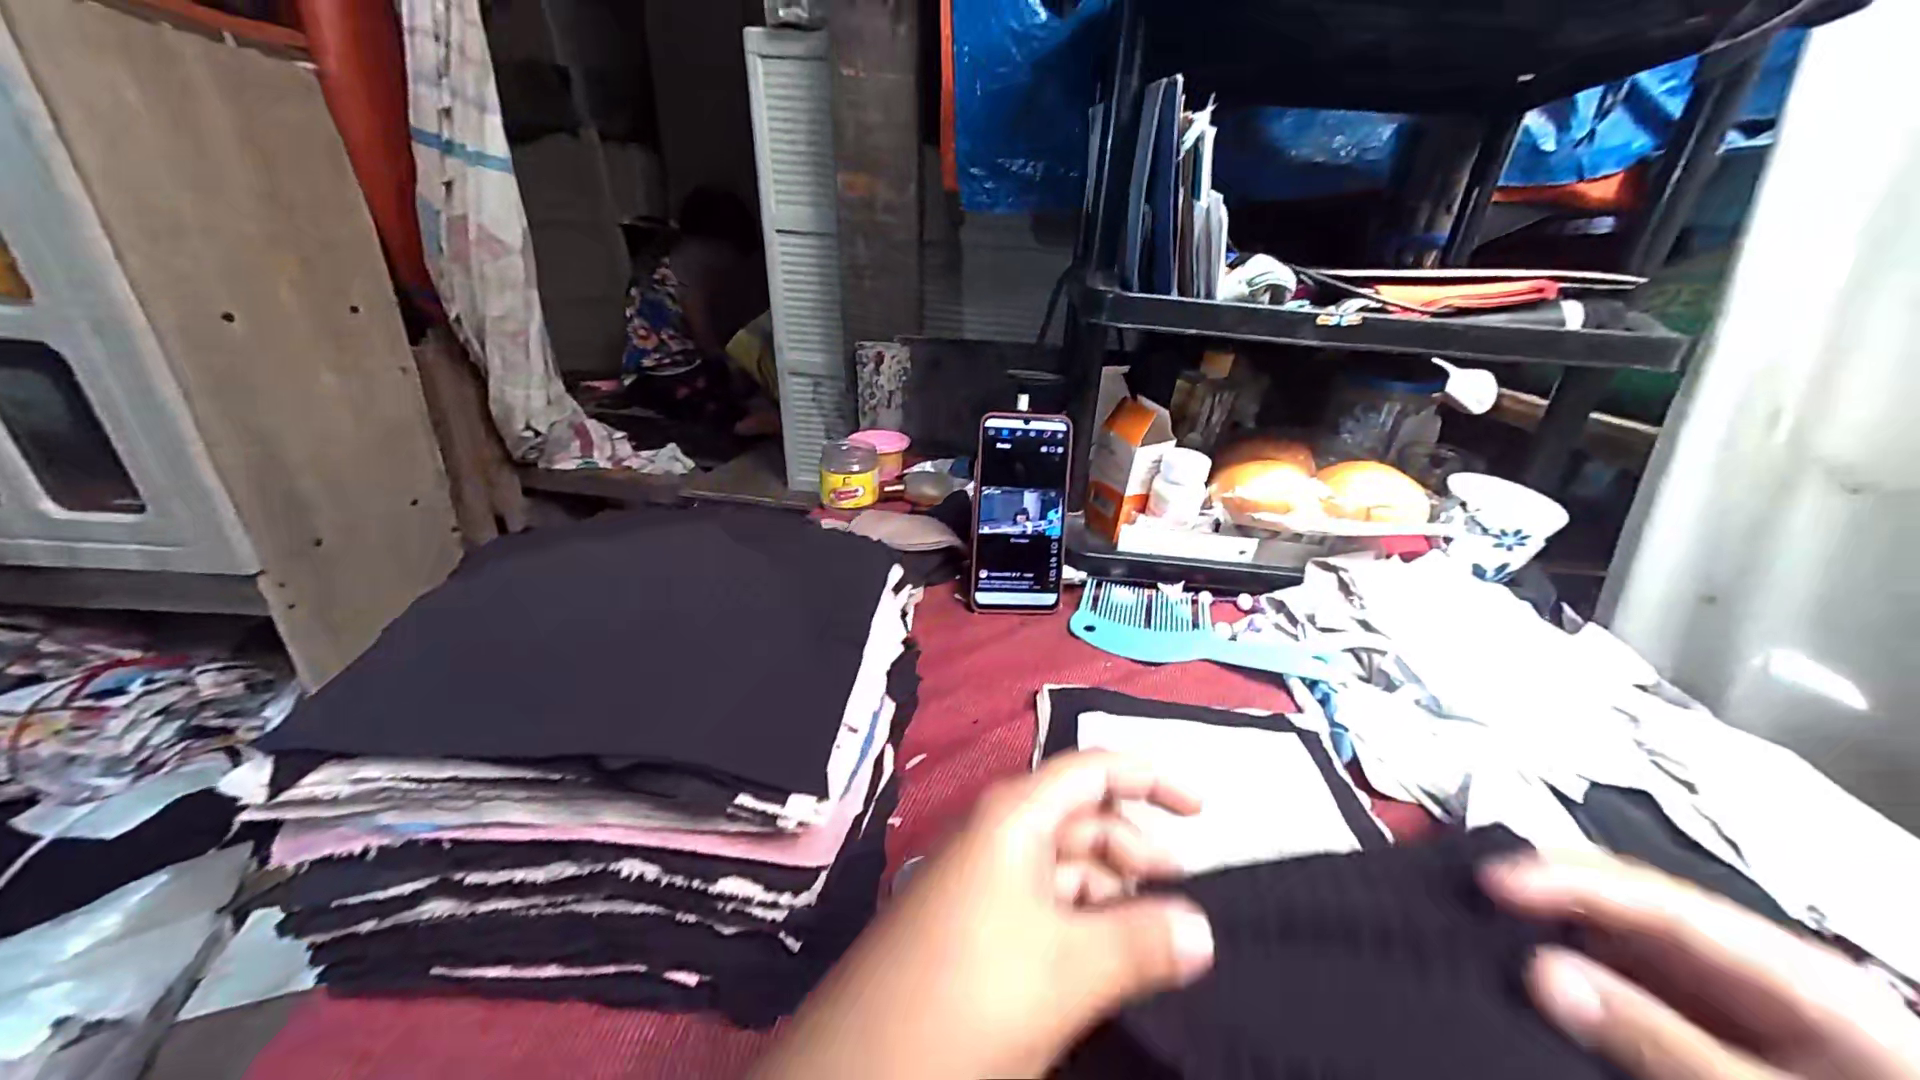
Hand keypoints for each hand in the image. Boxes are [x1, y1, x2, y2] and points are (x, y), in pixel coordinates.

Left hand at [753, 751, 1214, 1079]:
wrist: (863, 1061)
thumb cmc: (972, 992)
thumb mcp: (1070, 969)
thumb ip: (1142, 942)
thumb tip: (1202, 930)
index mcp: (1016, 816)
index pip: (1092, 771)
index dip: (1150, 780)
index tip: (1204, 811)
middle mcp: (997, 831)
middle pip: (1081, 815)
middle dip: (1135, 844)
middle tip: (1181, 890)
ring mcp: (982, 873)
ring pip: (1063, 861)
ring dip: (1112, 886)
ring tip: (1152, 930)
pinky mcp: (974, 916)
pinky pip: (1041, 896)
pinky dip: (1082, 914)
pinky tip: (1105, 952)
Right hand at [1482, 851, 1919, 1079]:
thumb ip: (1662, 1041)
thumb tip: (1544, 974)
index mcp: (1791, 971)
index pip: (1656, 898)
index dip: (1566, 879)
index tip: (1491, 880)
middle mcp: (1750, 963)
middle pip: (1628, 896)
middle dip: (1544, 881)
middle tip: (1469, 883)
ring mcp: (1725, 991)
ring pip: (1613, 927)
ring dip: (1544, 917)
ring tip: (1477, 908)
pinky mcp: (1700, 1016)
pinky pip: (1615, 966)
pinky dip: (1561, 955)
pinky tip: (1521, 955)